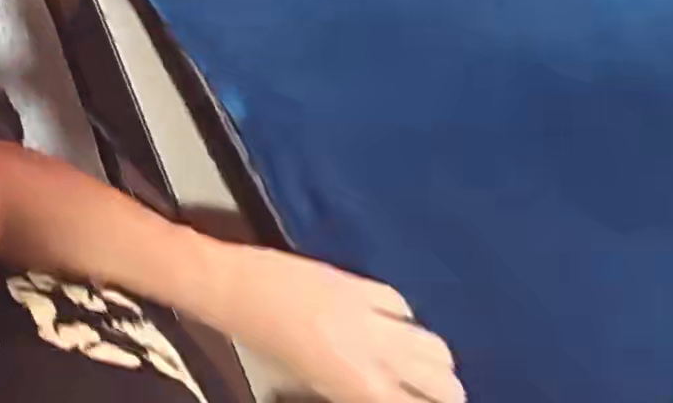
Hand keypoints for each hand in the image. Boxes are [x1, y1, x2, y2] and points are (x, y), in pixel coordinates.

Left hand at [204, 245, 463, 402]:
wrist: (224, 283)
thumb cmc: (255, 336)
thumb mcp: (312, 380)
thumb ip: (357, 392)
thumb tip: (385, 393)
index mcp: (363, 392)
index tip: (415, 400)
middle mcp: (377, 359)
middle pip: (448, 386)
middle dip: (437, 389)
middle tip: (416, 382)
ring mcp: (367, 317)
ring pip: (436, 346)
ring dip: (424, 351)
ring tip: (401, 347)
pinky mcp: (351, 281)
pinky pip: (398, 301)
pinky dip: (394, 310)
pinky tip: (375, 311)